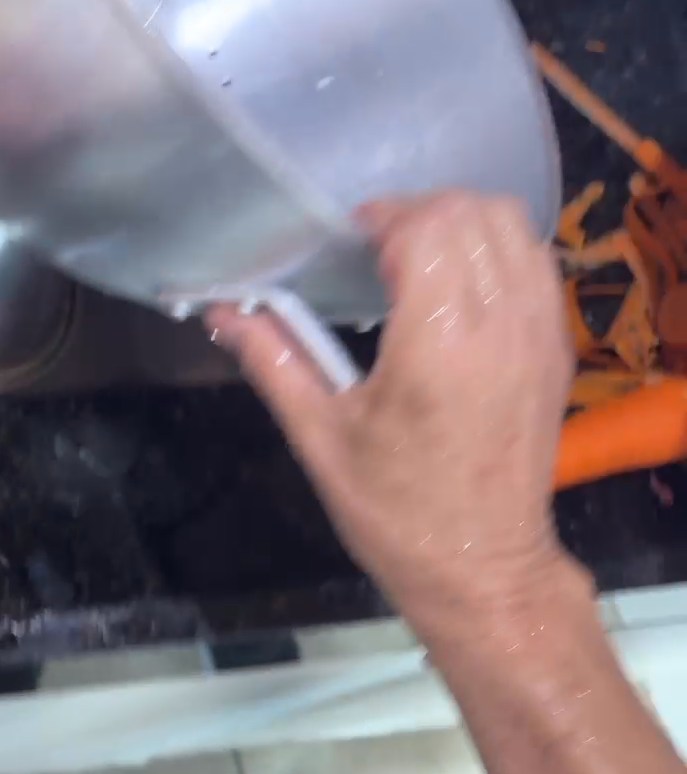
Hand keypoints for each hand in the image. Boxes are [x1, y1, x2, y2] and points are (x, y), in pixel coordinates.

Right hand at [207, 193, 577, 626]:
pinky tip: (439, 288)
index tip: (339, 238)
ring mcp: (541, 337)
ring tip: (400, 258)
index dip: (383, 217)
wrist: (477, 561)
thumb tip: (219, 310)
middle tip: (363, 244)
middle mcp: (503, 328)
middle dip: (418, 211)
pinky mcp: (553, 351)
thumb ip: (270, 357)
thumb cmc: (386, 500)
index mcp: (440, 346)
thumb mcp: (313, 430)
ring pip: (517, 233)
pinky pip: (532, 266)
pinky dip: (486, 253)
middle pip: (482, 216)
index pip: (433, 232)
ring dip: (456, 227)